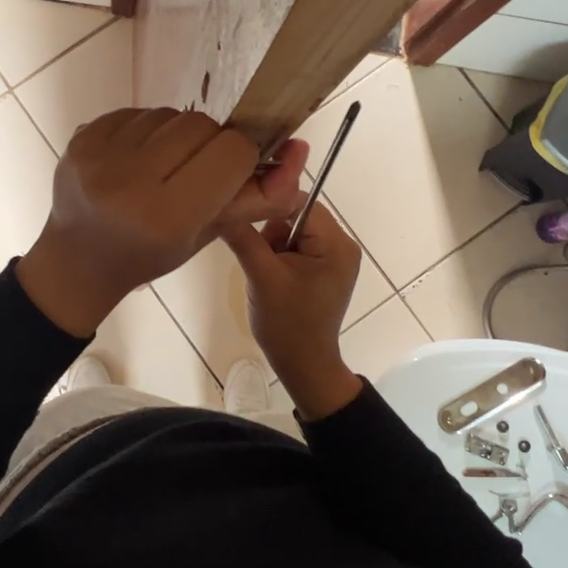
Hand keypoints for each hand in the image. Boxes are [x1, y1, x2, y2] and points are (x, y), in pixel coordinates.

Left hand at [16, 108, 307, 334]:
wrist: (79, 260)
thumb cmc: (148, 255)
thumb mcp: (203, 236)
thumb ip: (254, 199)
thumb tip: (297, 153)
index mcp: (166, 215)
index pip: (231, 152)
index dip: (241, 157)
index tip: (232, 170)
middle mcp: (129, 181)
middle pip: (200, 125)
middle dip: (209, 142)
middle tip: (197, 169)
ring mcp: (99, 157)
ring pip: (167, 114)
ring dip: (176, 134)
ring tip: (165, 165)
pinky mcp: (80, 139)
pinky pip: (134, 112)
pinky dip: (145, 129)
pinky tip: (137, 158)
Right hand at [222, 202, 363, 418]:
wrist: (303, 364)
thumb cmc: (286, 323)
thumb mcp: (261, 277)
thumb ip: (244, 237)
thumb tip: (224, 205)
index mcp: (336, 244)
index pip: (300, 203)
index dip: (270, 209)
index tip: (245, 224)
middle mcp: (343, 245)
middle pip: (298, 215)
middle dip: (272, 233)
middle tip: (261, 262)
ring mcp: (336, 258)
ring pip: (295, 231)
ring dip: (274, 246)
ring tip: (267, 275)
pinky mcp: (326, 270)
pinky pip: (299, 247)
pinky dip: (281, 257)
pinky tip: (274, 279)